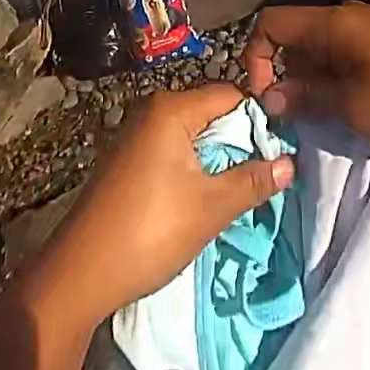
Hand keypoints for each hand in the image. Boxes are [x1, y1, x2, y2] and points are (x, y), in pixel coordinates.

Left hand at [6, 85, 294, 354]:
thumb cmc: (149, 230)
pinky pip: (175, 147)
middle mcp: (153, 110)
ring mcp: (138, 133)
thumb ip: (253, 180)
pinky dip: (195, 163)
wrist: (78, 275)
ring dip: (219, 154)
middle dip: (241, 138)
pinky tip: (206, 190)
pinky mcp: (130, 157)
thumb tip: (292, 162)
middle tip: (268, 166)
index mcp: (172, 109)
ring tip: (243, 181)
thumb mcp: (210, 207)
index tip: (282, 143)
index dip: (260, 116)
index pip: (231, 95)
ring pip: (194, 132)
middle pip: (212, 111)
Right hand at [242, 1, 369, 154]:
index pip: (271, 23)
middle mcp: (348, 19)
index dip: (255, 57)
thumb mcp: (356, 108)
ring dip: (310, 86)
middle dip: (283, 77)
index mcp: (335, 22)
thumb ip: (307, 97)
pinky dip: (335, 85)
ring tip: (319, 124)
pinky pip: (344, 61)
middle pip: (294, 38)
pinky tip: (348, 115)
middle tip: (290, 122)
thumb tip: (269, 95)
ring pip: (319, 53)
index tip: (265, 101)